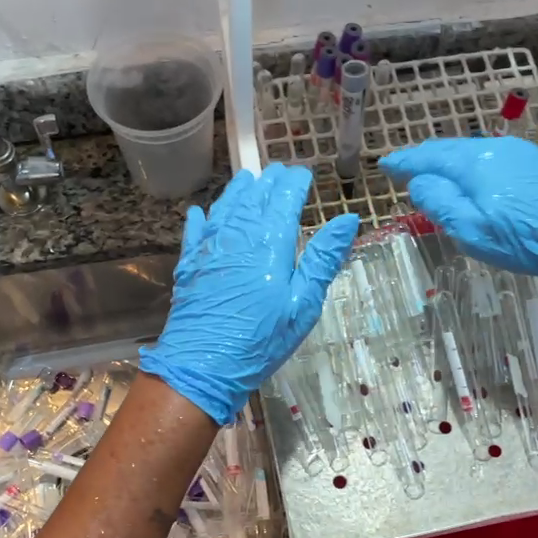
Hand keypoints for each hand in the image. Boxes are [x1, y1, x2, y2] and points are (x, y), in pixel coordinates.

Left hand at [140, 165, 360, 424]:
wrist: (202, 365)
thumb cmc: (261, 340)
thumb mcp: (303, 305)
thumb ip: (323, 260)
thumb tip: (348, 219)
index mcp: (270, 243)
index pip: (285, 200)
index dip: (295, 184)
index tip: (304, 174)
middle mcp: (237, 236)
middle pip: (254, 199)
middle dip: (269, 183)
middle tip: (278, 172)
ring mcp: (209, 249)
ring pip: (225, 209)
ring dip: (237, 192)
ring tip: (247, 180)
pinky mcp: (189, 267)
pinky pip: (196, 233)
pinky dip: (201, 219)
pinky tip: (200, 212)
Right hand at [380, 136, 537, 321]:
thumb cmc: (520, 238)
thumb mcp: (468, 227)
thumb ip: (438, 202)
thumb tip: (418, 183)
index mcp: (473, 162)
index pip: (429, 157)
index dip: (405, 162)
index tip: (385, 165)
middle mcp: (495, 149)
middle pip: (451, 150)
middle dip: (425, 159)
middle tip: (405, 166)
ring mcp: (519, 155)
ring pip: (472, 153)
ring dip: (449, 163)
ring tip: (433, 173)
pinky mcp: (535, 166)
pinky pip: (491, 159)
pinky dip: (471, 167)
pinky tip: (470, 180)